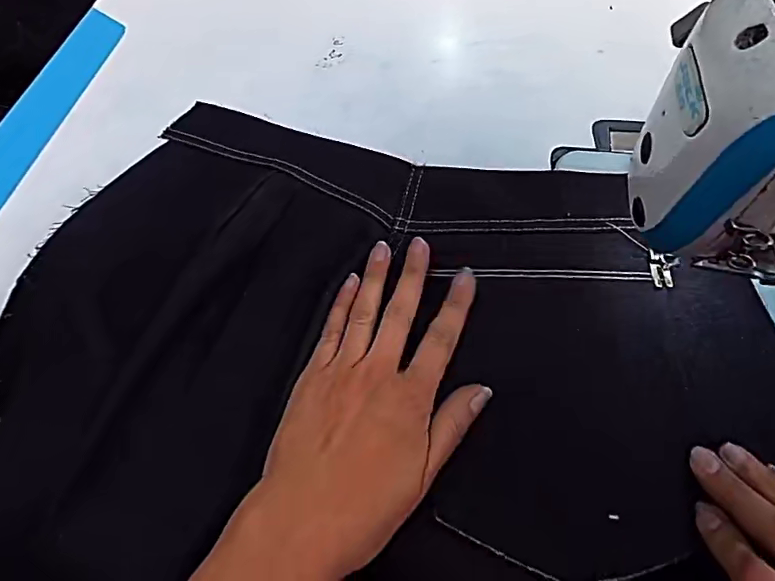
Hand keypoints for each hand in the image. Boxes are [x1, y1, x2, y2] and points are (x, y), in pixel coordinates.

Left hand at [193, 238, 487, 580]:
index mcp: (409, 398)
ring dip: (376, 277)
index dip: (456, 303)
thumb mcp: (422, 476)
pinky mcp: (312, 379)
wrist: (294, 528)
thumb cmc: (360, 510)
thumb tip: (480, 391)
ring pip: (365, 312)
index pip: (441, 338)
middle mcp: (377, 375)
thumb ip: (452, 425)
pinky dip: (342, 304)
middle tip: (420, 245)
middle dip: (414, 274)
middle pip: (402, 312)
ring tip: (384, 249)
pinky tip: (350, 284)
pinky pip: (331, 330)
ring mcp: (342, 372)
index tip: (464, 276)